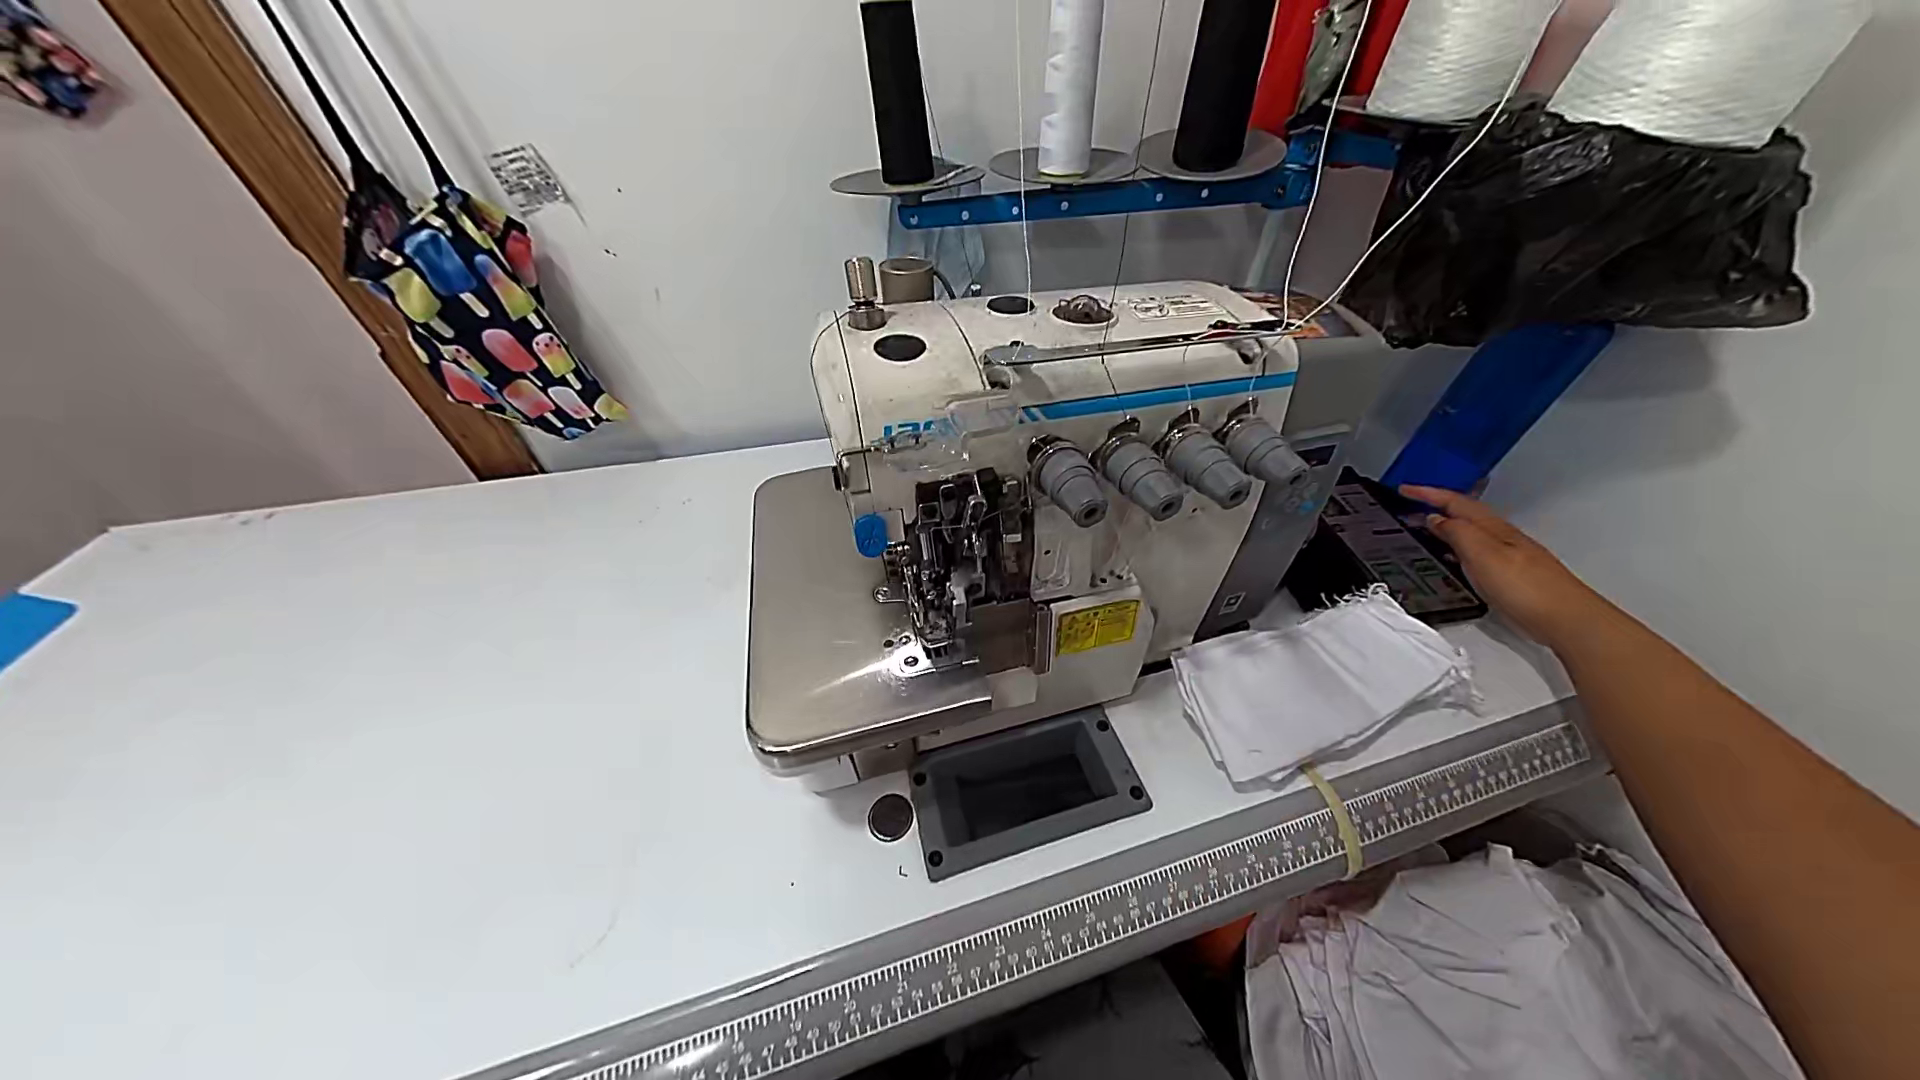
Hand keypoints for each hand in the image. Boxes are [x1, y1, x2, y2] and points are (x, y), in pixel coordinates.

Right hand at [1399, 485, 1612, 649]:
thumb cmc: (1529, 588)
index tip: (1404, 489)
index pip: (1455, 502)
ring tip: (1423, 529)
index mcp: (1493, 529)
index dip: (1428, 494)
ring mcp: (1507, 556)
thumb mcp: (1483, 554)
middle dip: (1436, 506)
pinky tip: (1451, 560)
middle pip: (1464, 514)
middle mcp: (1501, 538)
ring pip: (1470, 532)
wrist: (1566, 620)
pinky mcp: (1508, 576)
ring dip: (1445, 526)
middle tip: (1410, 506)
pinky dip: (1456, 548)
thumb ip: (1456, 533)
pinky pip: (1475, 552)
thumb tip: (1435, 519)